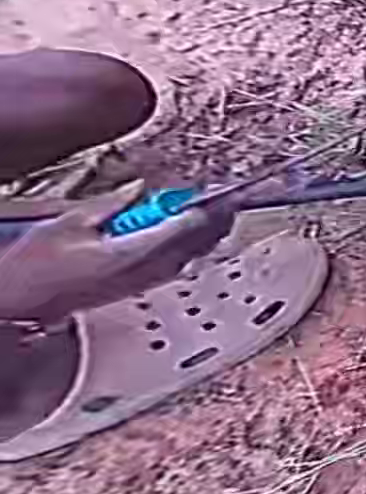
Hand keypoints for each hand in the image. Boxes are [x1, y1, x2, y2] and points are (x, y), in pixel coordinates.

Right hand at [0, 184, 232, 322]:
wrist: (17, 306)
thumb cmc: (32, 269)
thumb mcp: (65, 227)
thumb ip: (110, 205)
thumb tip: (138, 187)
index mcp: (142, 250)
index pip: (196, 222)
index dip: (211, 203)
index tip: (217, 189)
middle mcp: (161, 265)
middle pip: (209, 234)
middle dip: (218, 213)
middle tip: (216, 194)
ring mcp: (161, 275)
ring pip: (204, 245)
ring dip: (209, 225)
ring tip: (200, 207)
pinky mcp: (156, 281)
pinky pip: (189, 256)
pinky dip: (194, 238)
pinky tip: (180, 227)